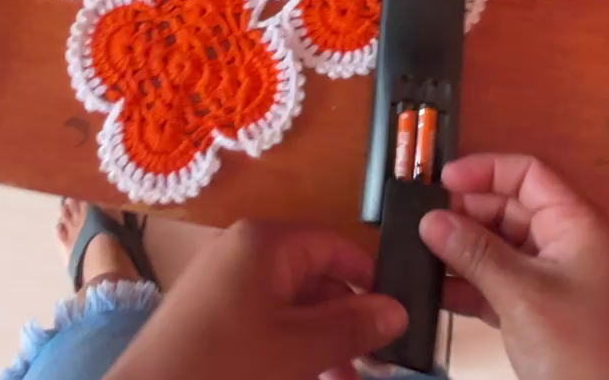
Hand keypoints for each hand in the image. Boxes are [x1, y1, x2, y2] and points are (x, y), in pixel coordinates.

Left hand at [105, 219, 407, 379]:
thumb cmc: (226, 366)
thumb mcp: (297, 349)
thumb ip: (350, 326)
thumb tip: (398, 309)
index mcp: (264, 241)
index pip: (332, 243)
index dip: (367, 276)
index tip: (397, 315)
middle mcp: (243, 249)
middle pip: (311, 272)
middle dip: (344, 316)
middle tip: (375, 360)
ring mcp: (223, 280)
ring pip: (289, 301)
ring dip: (320, 337)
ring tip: (344, 377)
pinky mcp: (209, 312)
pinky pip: (264, 318)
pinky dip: (289, 344)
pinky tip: (307, 374)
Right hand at [420, 153, 608, 379]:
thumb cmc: (584, 356)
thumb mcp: (523, 298)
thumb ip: (475, 253)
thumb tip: (430, 219)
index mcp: (580, 225)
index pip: (528, 174)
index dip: (484, 170)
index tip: (441, 182)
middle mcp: (572, 245)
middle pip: (512, 209)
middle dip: (467, 214)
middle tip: (422, 224)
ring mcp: (562, 282)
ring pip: (504, 248)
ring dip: (465, 251)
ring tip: (421, 255)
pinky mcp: (550, 316)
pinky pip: (505, 283)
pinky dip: (475, 285)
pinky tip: (439, 291)